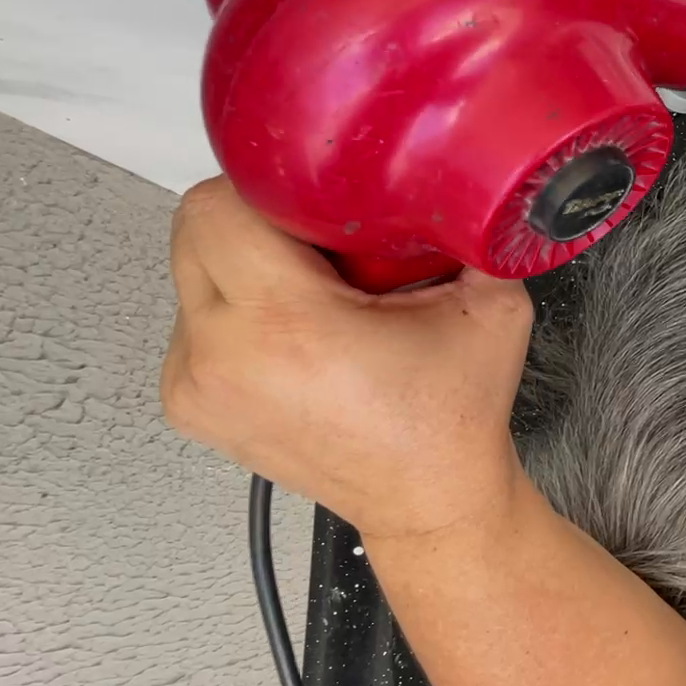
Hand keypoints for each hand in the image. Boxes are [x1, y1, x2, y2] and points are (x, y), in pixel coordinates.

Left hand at [161, 177, 532, 538]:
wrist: (432, 495)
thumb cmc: (455, 417)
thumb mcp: (496, 313)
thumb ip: (476, 245)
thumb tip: (465, 202)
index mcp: (289, 325)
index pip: (219, 207)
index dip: (271, 190)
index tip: (321, 204)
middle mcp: (220, 355)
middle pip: (195, 233)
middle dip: (264, 227)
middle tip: (334, 252)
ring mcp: (194, 383)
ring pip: (194, 278)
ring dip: (253, 273)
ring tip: (326, 307)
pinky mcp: (189, 403)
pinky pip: (197, 325)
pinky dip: (244, 318)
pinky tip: (305, 345)